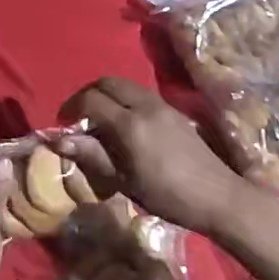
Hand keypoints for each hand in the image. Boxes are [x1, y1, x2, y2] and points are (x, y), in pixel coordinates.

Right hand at [55, 77, 251, 235]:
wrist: (219, 197)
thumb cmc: (168, 196)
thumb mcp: (125, 181)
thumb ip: (93, 156)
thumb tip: (59, 140)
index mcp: (130, 124)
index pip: (91, 100)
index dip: (72, 109)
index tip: (64, 126)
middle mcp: (145, 105)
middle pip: (106, 82)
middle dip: (87, 95)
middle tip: (78, 117)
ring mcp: (161, 104)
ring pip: (124, 84)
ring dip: (106, 94)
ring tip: (99, 120)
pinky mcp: (173, 110)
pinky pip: (139, 92)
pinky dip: (123, 98)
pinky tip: (124, 123)